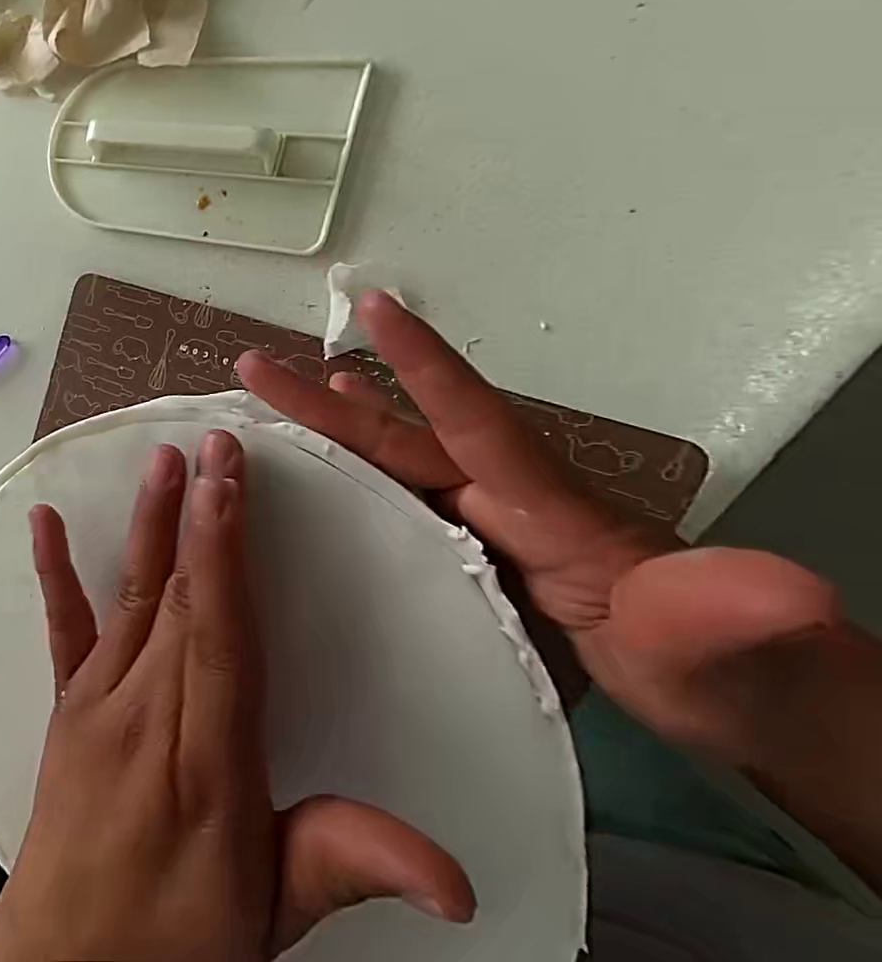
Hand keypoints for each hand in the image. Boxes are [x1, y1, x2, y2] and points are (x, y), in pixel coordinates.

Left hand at [0, 432, 474, 961]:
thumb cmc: (171, 941)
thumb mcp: (268, 916)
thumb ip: (342, 865)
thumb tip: (454, 876)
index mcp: (206, 757)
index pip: (220, 630)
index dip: (226, 550)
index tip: (231, 482)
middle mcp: (145, 713)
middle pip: (180, 598)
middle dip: (199, 516)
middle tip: (212, 446)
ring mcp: (95, 703)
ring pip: (129, 598)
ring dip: (145, 526)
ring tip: (159, 463)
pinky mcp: (65, 708)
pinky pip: (63, 630)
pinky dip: (54, 572)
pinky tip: (44, 521)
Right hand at [233, 291, 834, 756]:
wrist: (729, 699)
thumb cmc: (724, 676)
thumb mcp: (729, 652)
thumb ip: (726, 617)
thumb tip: (752, 585)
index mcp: (545, 507)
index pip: (470, 422)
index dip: (420, 365)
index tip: (373, 310)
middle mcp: (506, 499)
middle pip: (403, 436)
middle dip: (327, 400)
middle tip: (256, 366)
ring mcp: (486, 523)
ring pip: (395, 460)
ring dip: (339, 421)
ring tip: (290, 389)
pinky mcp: (469, 549)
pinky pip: (399, 497)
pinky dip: (360, 467)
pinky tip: (337, 461)